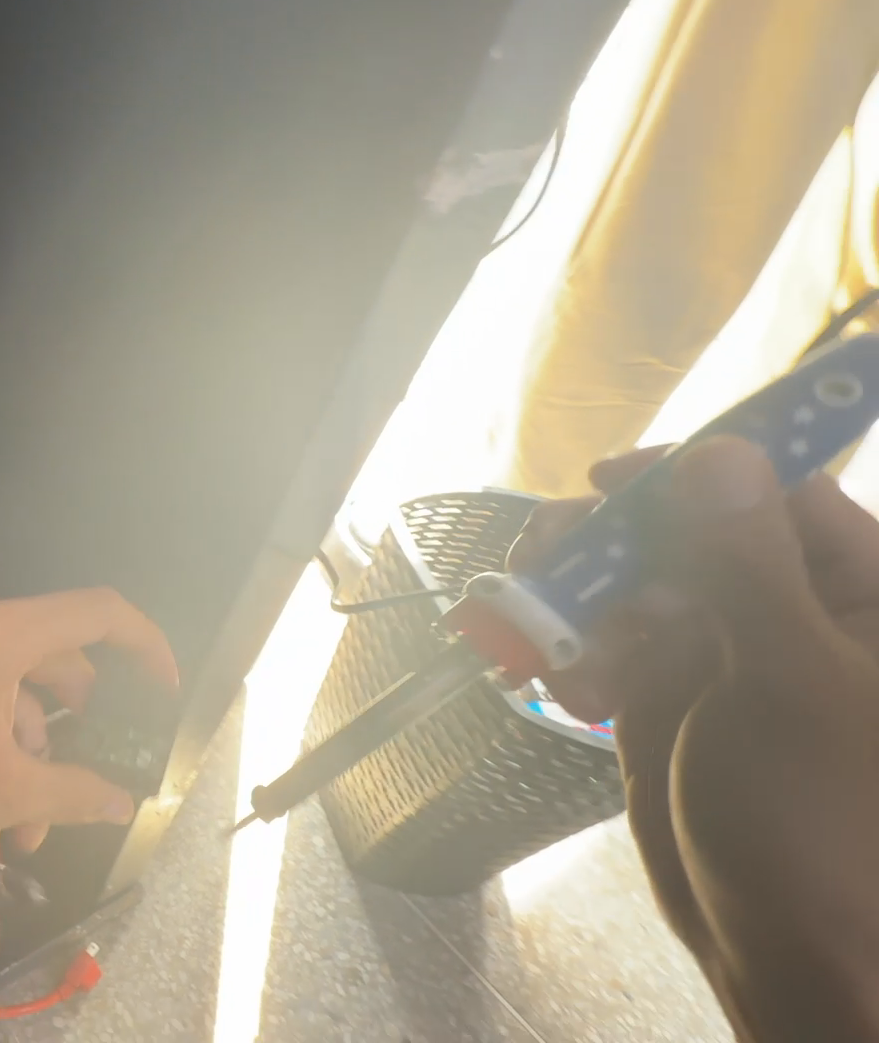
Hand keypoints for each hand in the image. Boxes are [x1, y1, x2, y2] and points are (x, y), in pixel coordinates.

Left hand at [0, 588, 177, 884]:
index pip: (97, 612)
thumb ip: (75, 792)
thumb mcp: (4, 793)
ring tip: (10, 839)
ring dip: (21, 765)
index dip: (145, 645)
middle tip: (73, 799)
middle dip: (65, 744)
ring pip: (8, 696)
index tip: (162, 692)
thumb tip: (120, 800)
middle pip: (52, 668)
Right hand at [509, 437, 878, 1039]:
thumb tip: (713, 457)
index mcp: (858, 596)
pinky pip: (596, 638)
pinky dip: (567, 658)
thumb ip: (749, 568)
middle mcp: (782, 609)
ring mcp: (713, 646)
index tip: (601, 481)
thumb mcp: (789, 683)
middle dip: (601, 547)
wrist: (777, 936)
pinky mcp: (657, 682)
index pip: (771, 493)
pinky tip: (571, 696)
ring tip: (549, 645)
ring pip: (620, 581)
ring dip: (570, 607)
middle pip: (672, 531)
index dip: (685, 474)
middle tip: (545, 564)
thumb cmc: (818, 815)